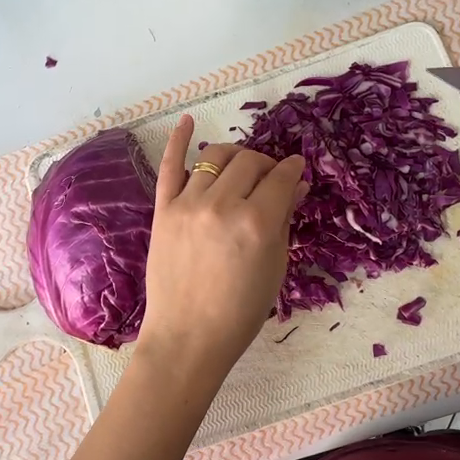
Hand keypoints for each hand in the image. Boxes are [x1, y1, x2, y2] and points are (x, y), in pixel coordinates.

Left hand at [135, 115, 307, 389]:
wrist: (188, 338)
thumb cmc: (240, 312)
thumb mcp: (274, 267)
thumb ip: (284, 220)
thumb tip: (296, 187)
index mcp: (257, 223)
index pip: (281, 178)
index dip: (293, 171)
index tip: (297, 170)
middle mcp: (222, 205)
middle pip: (250, 162)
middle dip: (266, 165)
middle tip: (271, 179)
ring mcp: (188, 205)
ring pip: (215, 157)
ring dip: (234, 157)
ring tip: (241, 168)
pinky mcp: (163, 210)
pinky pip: (170, 166)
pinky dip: (178, 140)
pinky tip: (187, 121)